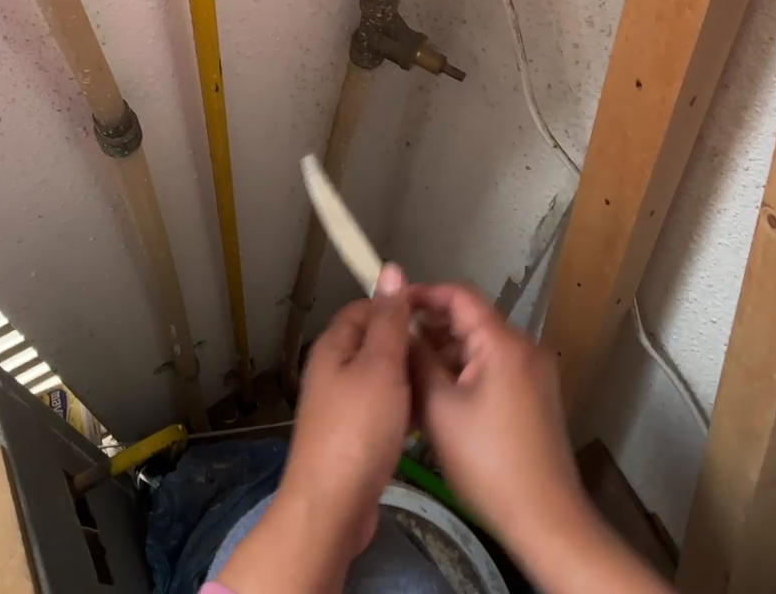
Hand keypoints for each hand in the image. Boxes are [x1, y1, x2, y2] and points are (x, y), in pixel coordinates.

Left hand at [281, 262, 413, 547]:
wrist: (333, 505)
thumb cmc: (358, 429)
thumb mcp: (380, 366)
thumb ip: (389, 319)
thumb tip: (390, 269)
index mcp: (333, 346)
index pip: (365, 308)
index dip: (397, 307)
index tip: (433, 318)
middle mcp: (331, 370)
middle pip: (373, 342)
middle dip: (406, 345)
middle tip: (444, 354)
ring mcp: (339, 404)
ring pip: (380, 377)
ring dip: (407, 378)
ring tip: (440, 384)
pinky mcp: (351, 435)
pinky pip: (381, 408)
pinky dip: (401, 408)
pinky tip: (423, 419)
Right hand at [408, 282, 583, 550]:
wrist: (546, 519)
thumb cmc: (487, 460)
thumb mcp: (439, 406)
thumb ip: (416, 359)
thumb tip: (398, 330)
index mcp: (503, 343)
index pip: (458, 294)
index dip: (421, 293)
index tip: (389, 305)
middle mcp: (524, 348)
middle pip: (470, 318)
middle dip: (429, 325)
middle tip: (392, 341)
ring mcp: (533, 372)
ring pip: (479, 344)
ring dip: (443, 349)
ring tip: (406, 368)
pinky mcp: (533, 395)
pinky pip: (492, 365)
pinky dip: (462, 369)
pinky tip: (435, 391)